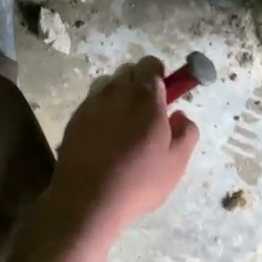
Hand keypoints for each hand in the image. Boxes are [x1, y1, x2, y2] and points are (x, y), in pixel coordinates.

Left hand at [49, 57, 199, 235]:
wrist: (88, 197)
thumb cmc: (139, 180)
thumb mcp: (176, 163)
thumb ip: (186, 133)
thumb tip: (180, 115)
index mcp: (145, 97)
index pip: (151, 64)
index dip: (159, 75)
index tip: (164, 95)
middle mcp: (117, 91)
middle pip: (129, 71)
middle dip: (140, 83)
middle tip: (147, 112)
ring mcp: (92, 102)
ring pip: (109, 84)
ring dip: (119, 94)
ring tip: (124, 124)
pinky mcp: (76, 116)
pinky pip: (93, 102)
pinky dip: (102, 110)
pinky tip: (105, 136)